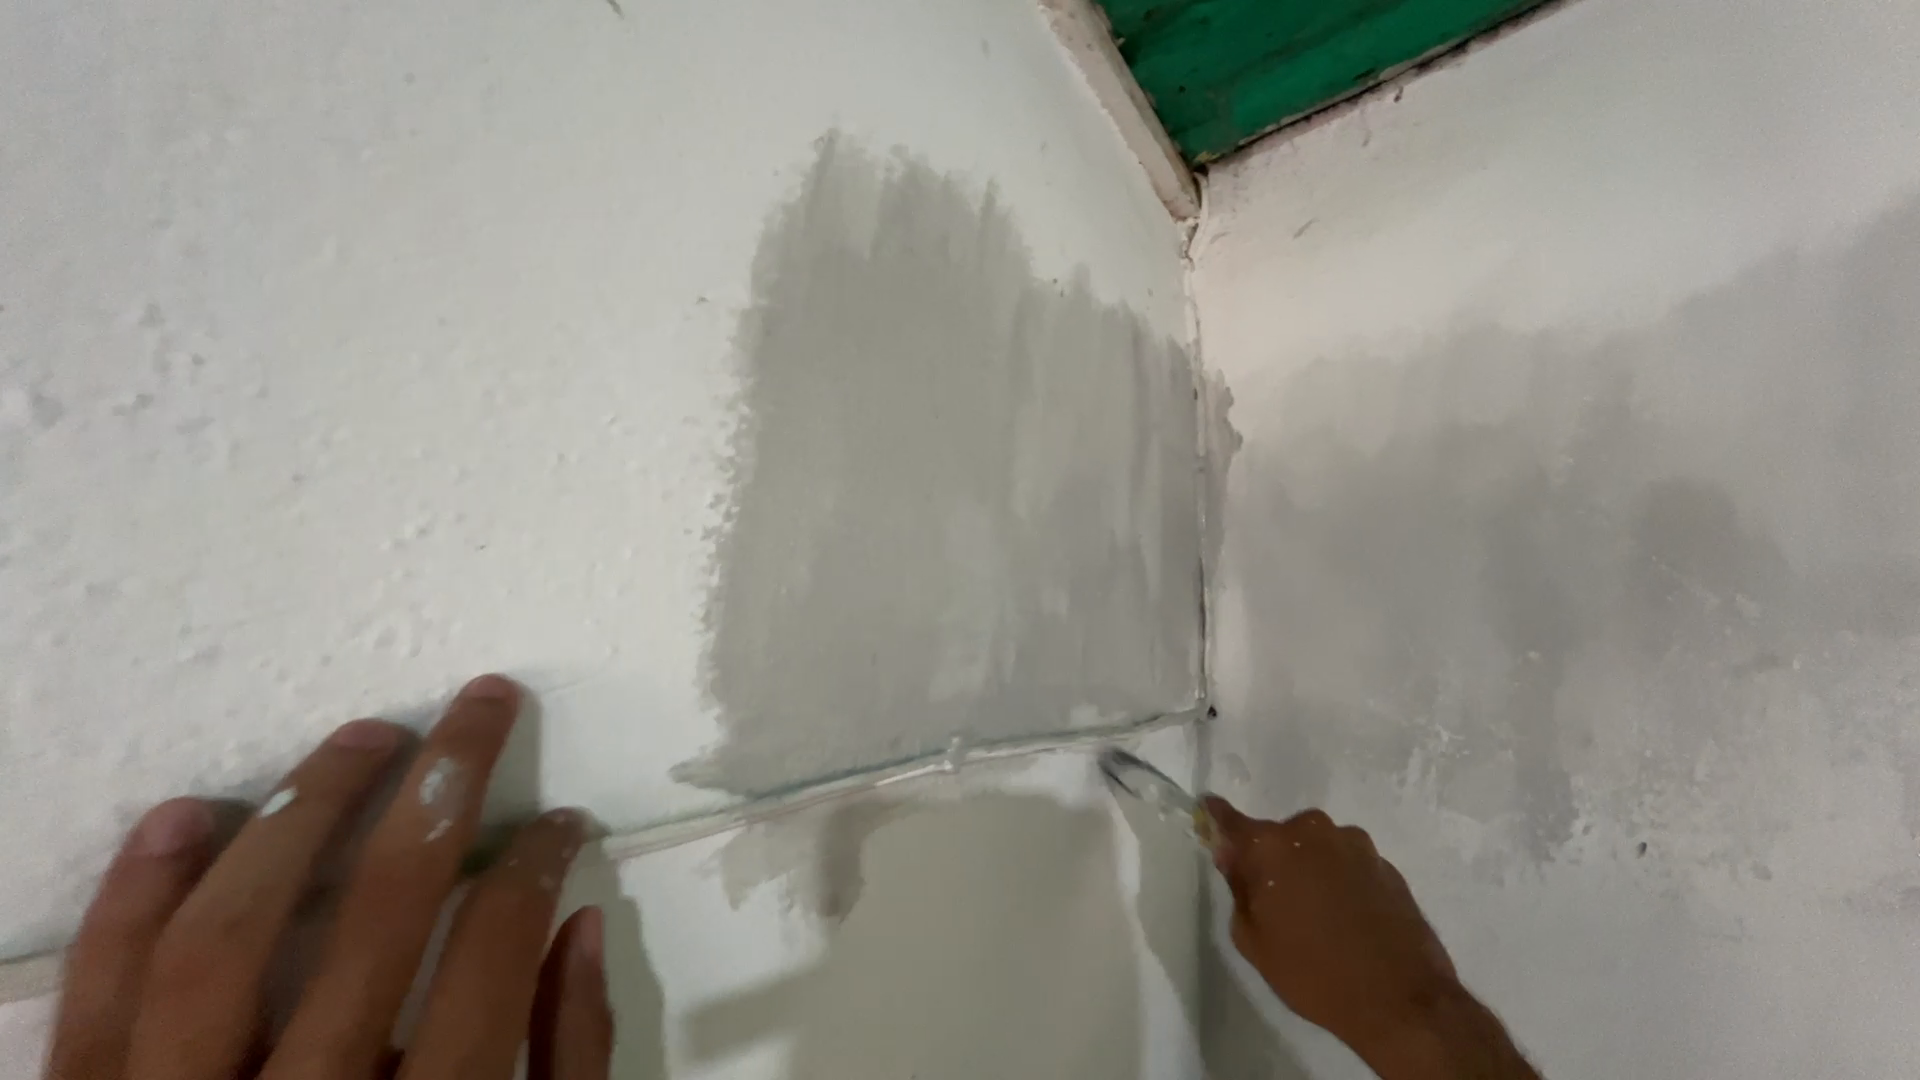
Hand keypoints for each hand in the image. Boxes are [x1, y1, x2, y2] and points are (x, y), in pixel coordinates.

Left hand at [45, 674, 611, 1079]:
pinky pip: (95, 1001)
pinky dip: (137, 897)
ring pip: (232, 934)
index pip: (494, 945)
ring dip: (307, 808)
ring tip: (365, 735)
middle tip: (484, 701)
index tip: (560, 820)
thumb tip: (577, 922)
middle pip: (383, 905)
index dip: (537, 861)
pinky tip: (193, 812)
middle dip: (447, 780)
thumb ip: (566, 1057)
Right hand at [1203, 797, 1459, 1060]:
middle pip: (1277, 835)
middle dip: (1272, 857)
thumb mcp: (1253, 939)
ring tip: (1318, 912)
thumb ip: (1237, 888)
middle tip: (1275, 898)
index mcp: (1269, 845)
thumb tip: (1232, 857)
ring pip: (1316, 847)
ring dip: (1310, 867)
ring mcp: (1353, 844)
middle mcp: (1310, 830)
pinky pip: (1349, 863)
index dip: (1215, 816)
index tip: (1206, 811)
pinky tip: (1348, 917)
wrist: (1403, 1001)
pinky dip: (1341, 880)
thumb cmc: (1313, 972)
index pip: (1228, 818)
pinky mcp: (1386, 865)